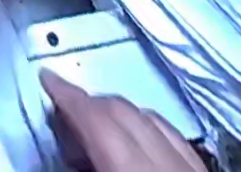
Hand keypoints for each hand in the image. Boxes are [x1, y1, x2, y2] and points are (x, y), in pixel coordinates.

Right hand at [41, 69, 204, 171]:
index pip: (96, 117)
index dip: (66, 94)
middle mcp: (169, 160)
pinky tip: (142, 140)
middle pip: (124, 110)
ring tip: (98, 121)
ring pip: (154, 119)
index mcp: (133, 167)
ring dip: (122, 113)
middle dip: (91, 102)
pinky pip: (178, 139)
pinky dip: (153, 129)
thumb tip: (59, 141)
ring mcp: (193, 167)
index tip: (47, 77)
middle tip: (64, 106)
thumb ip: (80, 161)